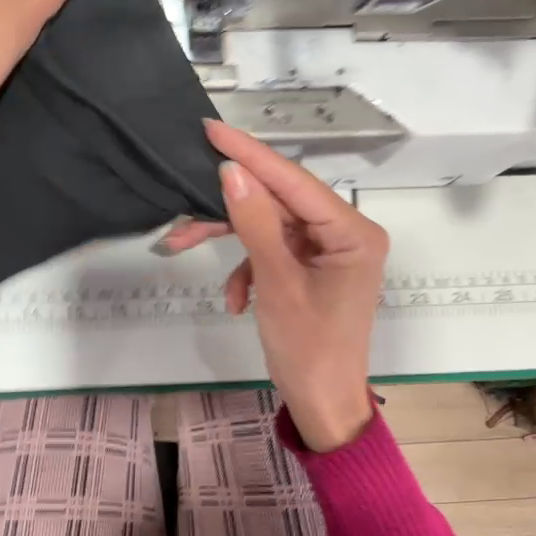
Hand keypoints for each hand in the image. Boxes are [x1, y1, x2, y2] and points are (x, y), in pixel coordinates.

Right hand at [201, 120, 388, 450]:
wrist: (322, 406)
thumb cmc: (309, 348)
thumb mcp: (277, 284)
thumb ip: (255, 224)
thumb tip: (231, 172)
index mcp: (353, 232)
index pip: (294, 181)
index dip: (250, 154)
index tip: (211, 129)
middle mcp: (345, 233)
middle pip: (278, 202)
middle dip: (228, 208)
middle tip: (183, 203)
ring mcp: (328, 251)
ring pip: (268, 226)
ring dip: (231, 240)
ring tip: (182, 245)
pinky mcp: (311, 269)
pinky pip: (272, 252)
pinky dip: (248, 270)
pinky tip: (236, 301)